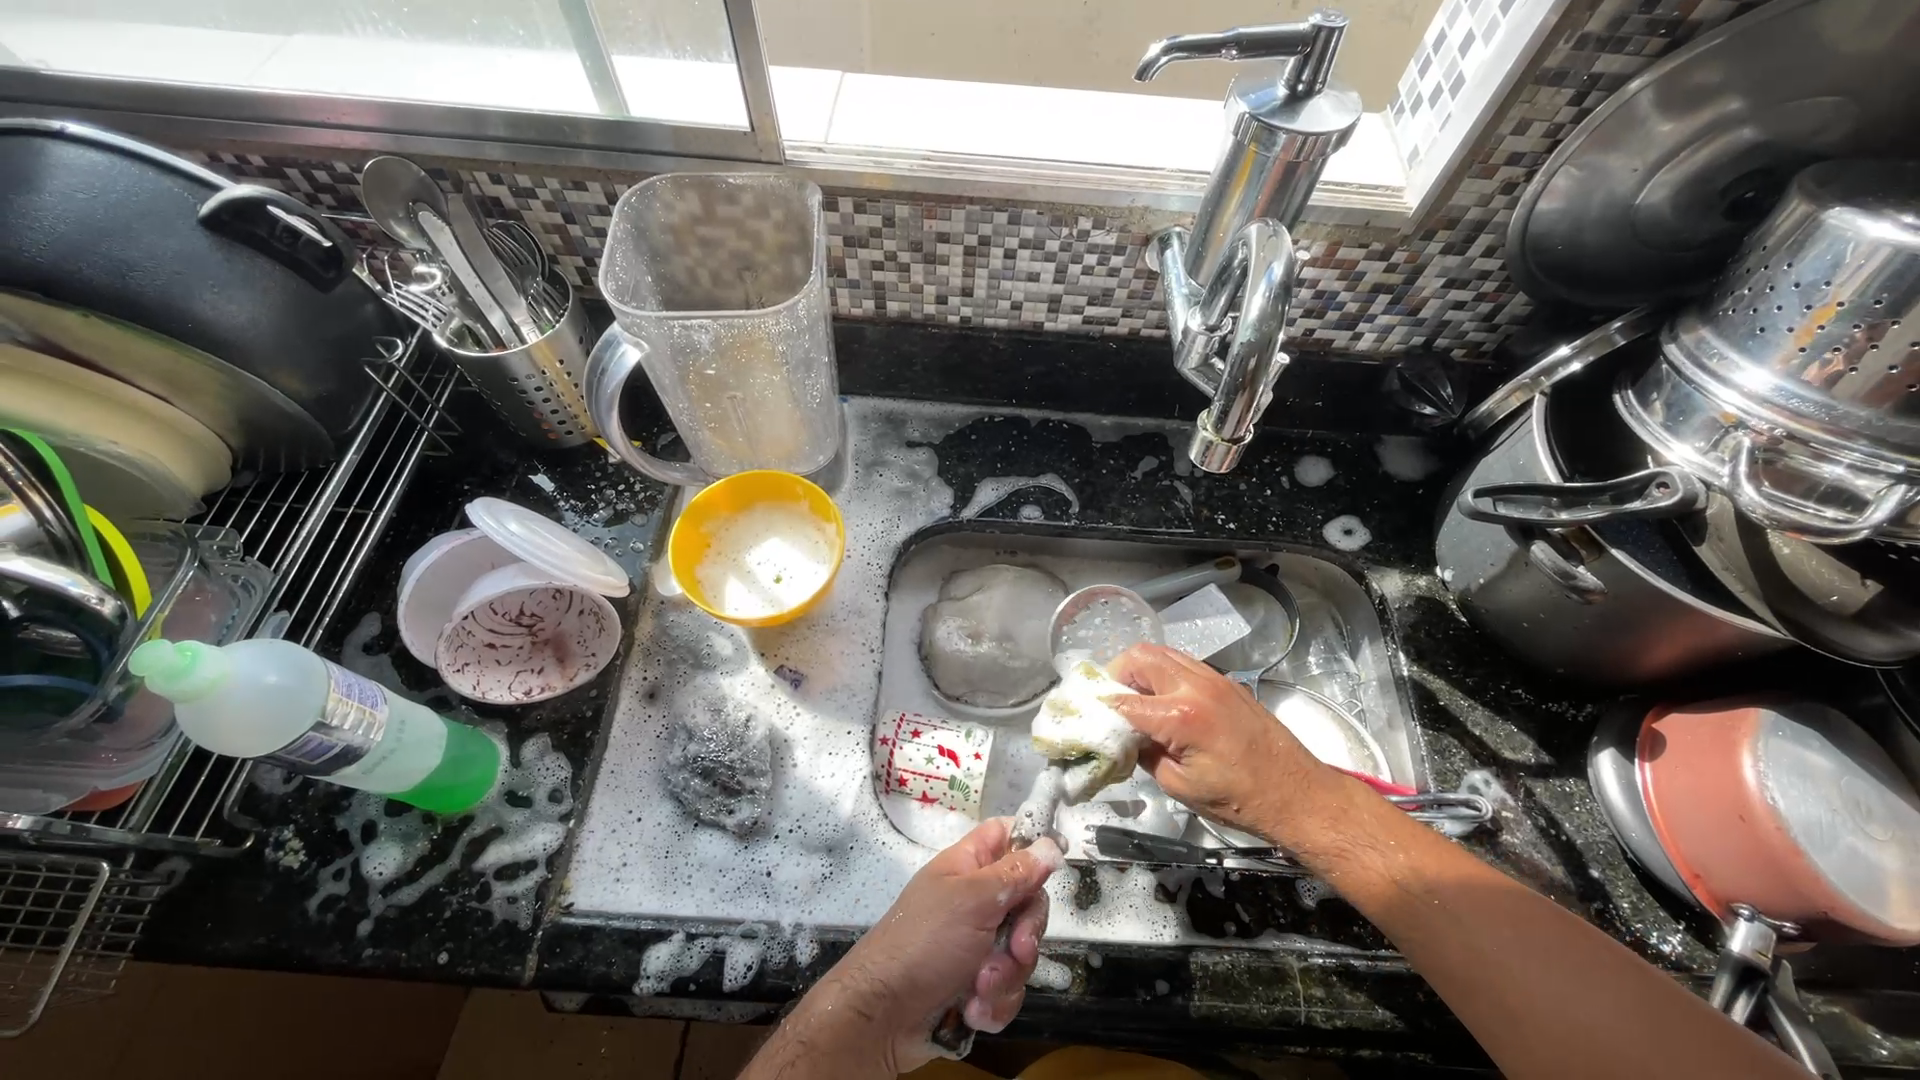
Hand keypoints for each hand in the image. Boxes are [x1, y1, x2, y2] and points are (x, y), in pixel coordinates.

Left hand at [817, 817, 1060, 1072]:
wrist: (884, 1016)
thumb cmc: (924, 941)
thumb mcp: (973, 899)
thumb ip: (1015, 873)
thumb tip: (1051, 844)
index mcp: (968, 867)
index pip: (1006, 836)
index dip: (1031, 845)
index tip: (1051, 865)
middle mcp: (975, 901)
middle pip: (1027, 902)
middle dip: (1025, 933)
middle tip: (1014, 948)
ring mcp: (977, 944)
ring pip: (1021, 952)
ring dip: (1006, 976)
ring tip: (978, 989)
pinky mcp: (978, 985)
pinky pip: (1008, 988)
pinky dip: (994, 1003)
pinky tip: (971, 1010)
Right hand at [1105, 644, 1339, 841]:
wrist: (1297, 795)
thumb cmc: (1239, 801)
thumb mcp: (1179, 786)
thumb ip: (1144, 754)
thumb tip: (1123, 738)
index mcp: (1181, 717)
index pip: (1123, 702)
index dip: (1101, 710)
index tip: (1089, 719)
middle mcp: (1196, 686)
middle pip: (1140, 657)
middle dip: (1117, 674)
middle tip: (1109, 701)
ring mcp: (1214, 679)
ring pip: (1162, 653)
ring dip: (1141, 670)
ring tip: (1134, 699)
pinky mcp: (1227, 682)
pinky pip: (1184, 663)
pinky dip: (1164, 673)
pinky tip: (1162, 700)